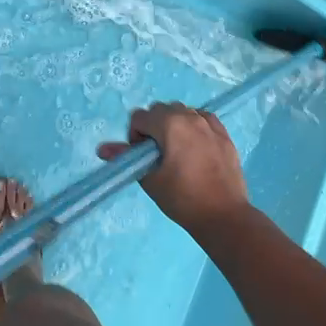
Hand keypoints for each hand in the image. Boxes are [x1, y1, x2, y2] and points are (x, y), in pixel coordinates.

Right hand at [98, 102, 248, 233]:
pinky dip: (194, 127)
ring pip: (182, 112)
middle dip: (154, 128)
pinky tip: (196, 149)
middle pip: (161, 110)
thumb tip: (101, 149)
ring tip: (178, 153)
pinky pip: (203, 119)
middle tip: (157, 156)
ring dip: (174, 125)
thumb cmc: (182, 198)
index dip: (135, 136)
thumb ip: (126, 158)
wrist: (224, 215)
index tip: (143, 158)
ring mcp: (210, 123)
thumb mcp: (150, 179)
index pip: (139, 117)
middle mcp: (190, 116)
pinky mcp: (224, 134)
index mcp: (169, 123)